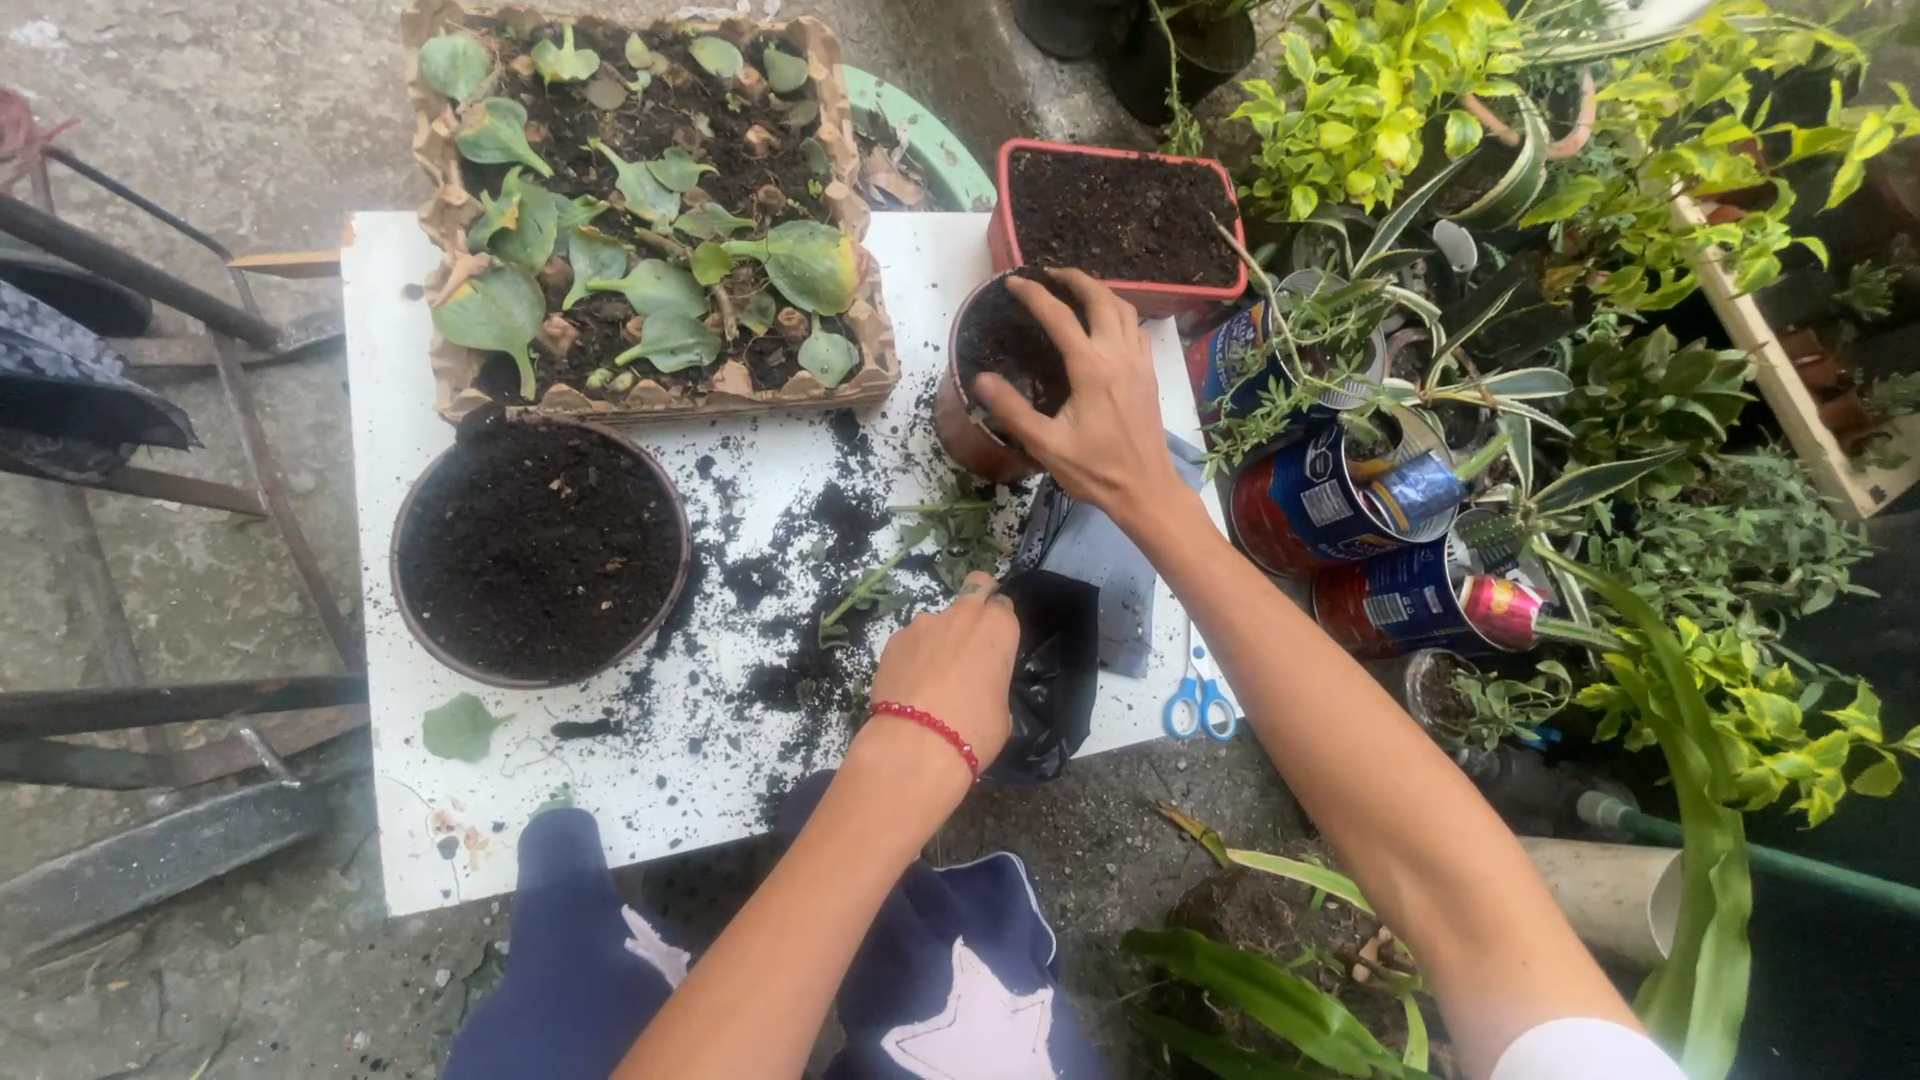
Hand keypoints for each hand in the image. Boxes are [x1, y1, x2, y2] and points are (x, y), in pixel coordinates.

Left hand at [853, 572, 1018, 788]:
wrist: (916, 744)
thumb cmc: (973, 730)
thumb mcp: (1002, 711)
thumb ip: (993, 683)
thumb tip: (981, 687)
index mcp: (997, 629)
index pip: (1004, 606)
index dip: (1000, 624)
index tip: (996, 645)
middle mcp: (962, 615)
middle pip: (976, 585)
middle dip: (977, 599)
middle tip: (972, 634)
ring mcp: (924, 623)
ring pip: (938, 618)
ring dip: (940, 637)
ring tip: (932, 675)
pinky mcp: (895, 639)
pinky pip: (911, 640)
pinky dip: (913, 654)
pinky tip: (910, 684)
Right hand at [971, 269, 1185, 524]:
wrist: (1144, 489)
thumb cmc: (1094, 470)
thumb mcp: (1046, 445)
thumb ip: (1012, 409)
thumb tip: (981, 379)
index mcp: (1091, 368)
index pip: (1059, 316)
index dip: (1033, 295)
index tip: (1013, 283)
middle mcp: (1118, 355)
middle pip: (1100, 298)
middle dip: (1074, 278)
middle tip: (1049, 273)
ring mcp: (1139, 362)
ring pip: (1124, 308)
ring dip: (1099, 291)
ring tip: (1076, 289)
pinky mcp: (1149, 373)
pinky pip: (1136, 328)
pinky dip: (1119, 312)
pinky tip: (1107, 322)